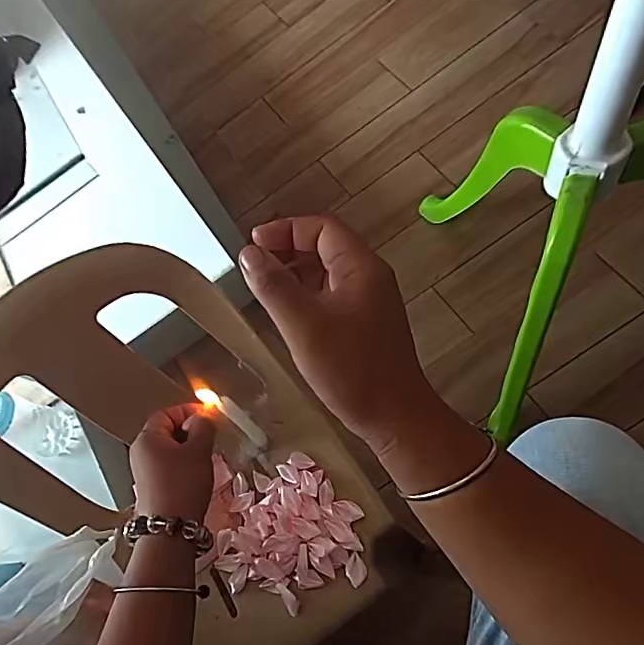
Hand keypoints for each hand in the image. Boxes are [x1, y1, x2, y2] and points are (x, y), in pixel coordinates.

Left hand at [129, 405, 216, 519]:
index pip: (166, 413)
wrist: (170, 528)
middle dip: (189, 431)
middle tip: (208, 437)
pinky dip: (182, 465)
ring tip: (205, 457)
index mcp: (147, 438)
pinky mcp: (150, 487)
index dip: (188, 411)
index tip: (207, 415)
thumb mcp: (199, 451)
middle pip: (166, 431)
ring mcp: (143, 471)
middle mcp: (140, 452)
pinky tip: (195, 475)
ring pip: (168, 450)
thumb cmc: (182, 486)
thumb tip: (202, 416)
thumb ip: (203, 427)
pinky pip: (167, 466)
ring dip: (187, 449)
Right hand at [239, 216, 449, 454]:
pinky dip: (306, 295)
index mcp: (361, 268)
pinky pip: (332, 295)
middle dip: (287, 249)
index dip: (285, 229)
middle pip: (325, 245)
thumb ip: (274, 286)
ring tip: (264, 288)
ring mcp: (370, 301)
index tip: (254, 244)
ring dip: (295, 273)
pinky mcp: (365, 323)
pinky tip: (287, 313)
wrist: (393, 416)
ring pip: (327, 272)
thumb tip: (249, 254)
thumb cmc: (352, 371)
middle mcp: (369, 277)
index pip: (322, 227)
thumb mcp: (303, 325)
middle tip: (255, 265)